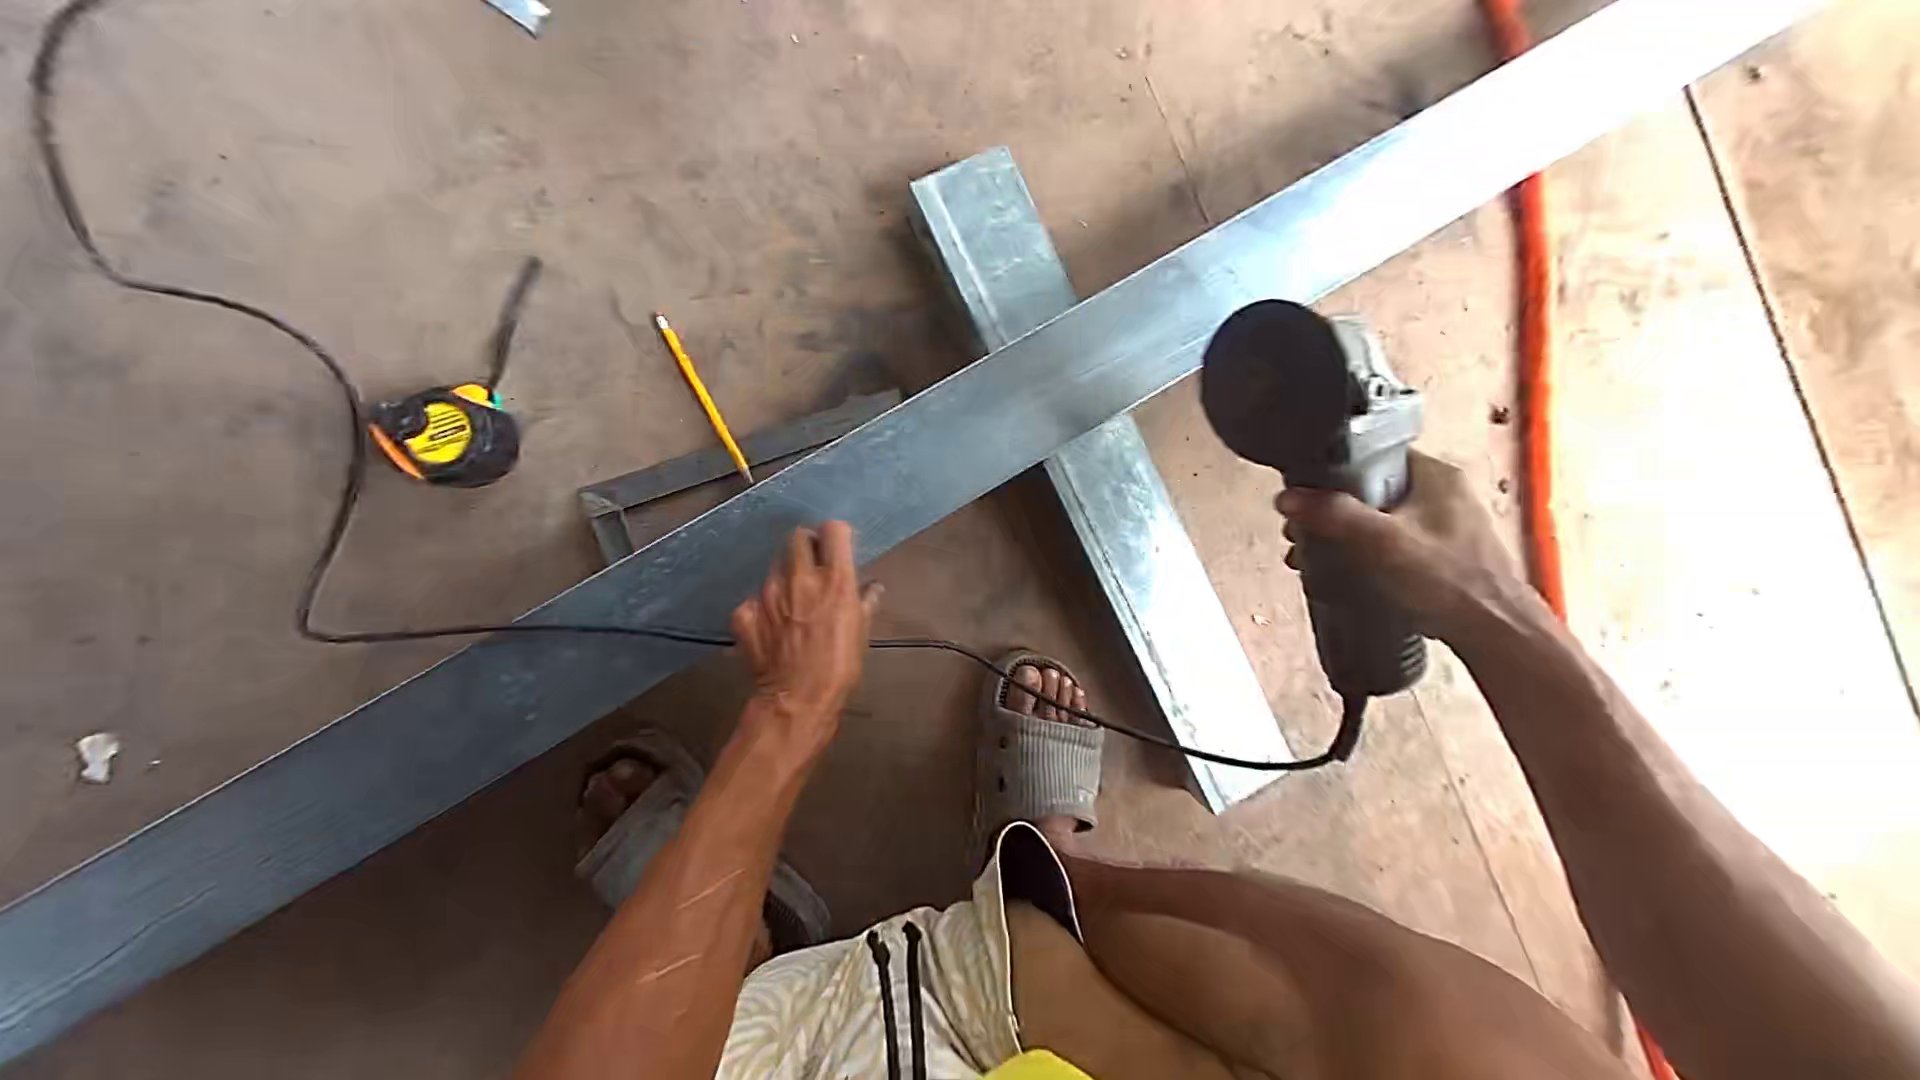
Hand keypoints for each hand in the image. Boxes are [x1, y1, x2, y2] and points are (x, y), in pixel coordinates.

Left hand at [730, 522, 880, 752]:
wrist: (796, 701)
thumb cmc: (839, 667)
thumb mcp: (862, 632)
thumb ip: (865, 602)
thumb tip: (872, 586)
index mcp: (834, 580)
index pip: (834, 530)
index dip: (836, 535)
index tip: (837, 547)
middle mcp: (799, 578)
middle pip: (798, 537)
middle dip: (806, 545)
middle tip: (813, 565)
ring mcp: (767, 593)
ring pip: (775, 565)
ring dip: (786, 574)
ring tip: (792, 599)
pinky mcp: (745, 612)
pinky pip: (755, 597)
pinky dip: (763, 605)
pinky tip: (772, 623)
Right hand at [1275, 451, 1539, 642]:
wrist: (1492, 631)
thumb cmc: (1444, 580)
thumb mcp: (1380, 541)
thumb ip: (1333, 514)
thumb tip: (1286, 497)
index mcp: (1434, 475)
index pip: (1371, 456)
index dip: (1331, 473)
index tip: (1305, 496)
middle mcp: (1441, 493)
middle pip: (1367, 490)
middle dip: (1329, 512)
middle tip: (1303, 532)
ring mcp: (1442, 524)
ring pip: (1374, 518)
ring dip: (1340, 535)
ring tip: (1312, 556)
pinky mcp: (1437, 552)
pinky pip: (1387, 541)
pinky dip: (1361, 552)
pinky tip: (1342, 571)